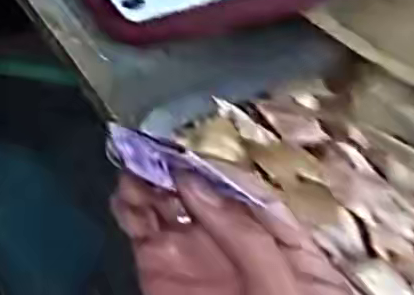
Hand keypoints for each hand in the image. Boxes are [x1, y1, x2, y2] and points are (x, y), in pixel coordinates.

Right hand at [114, 173, 351, 294]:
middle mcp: (237, 245)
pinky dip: (127, 201)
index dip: (221, 168)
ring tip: (135, 172)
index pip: (254, 196)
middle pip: (202, 188)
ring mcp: (195, 254)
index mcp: (287, 254)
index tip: (192, 151)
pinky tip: (126, 197)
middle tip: (151, 150)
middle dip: (175, 165)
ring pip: (165, 196)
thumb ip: (247, 240)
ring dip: (146, 175)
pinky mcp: (158, 264)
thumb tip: (193, 180)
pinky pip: (138, 221)